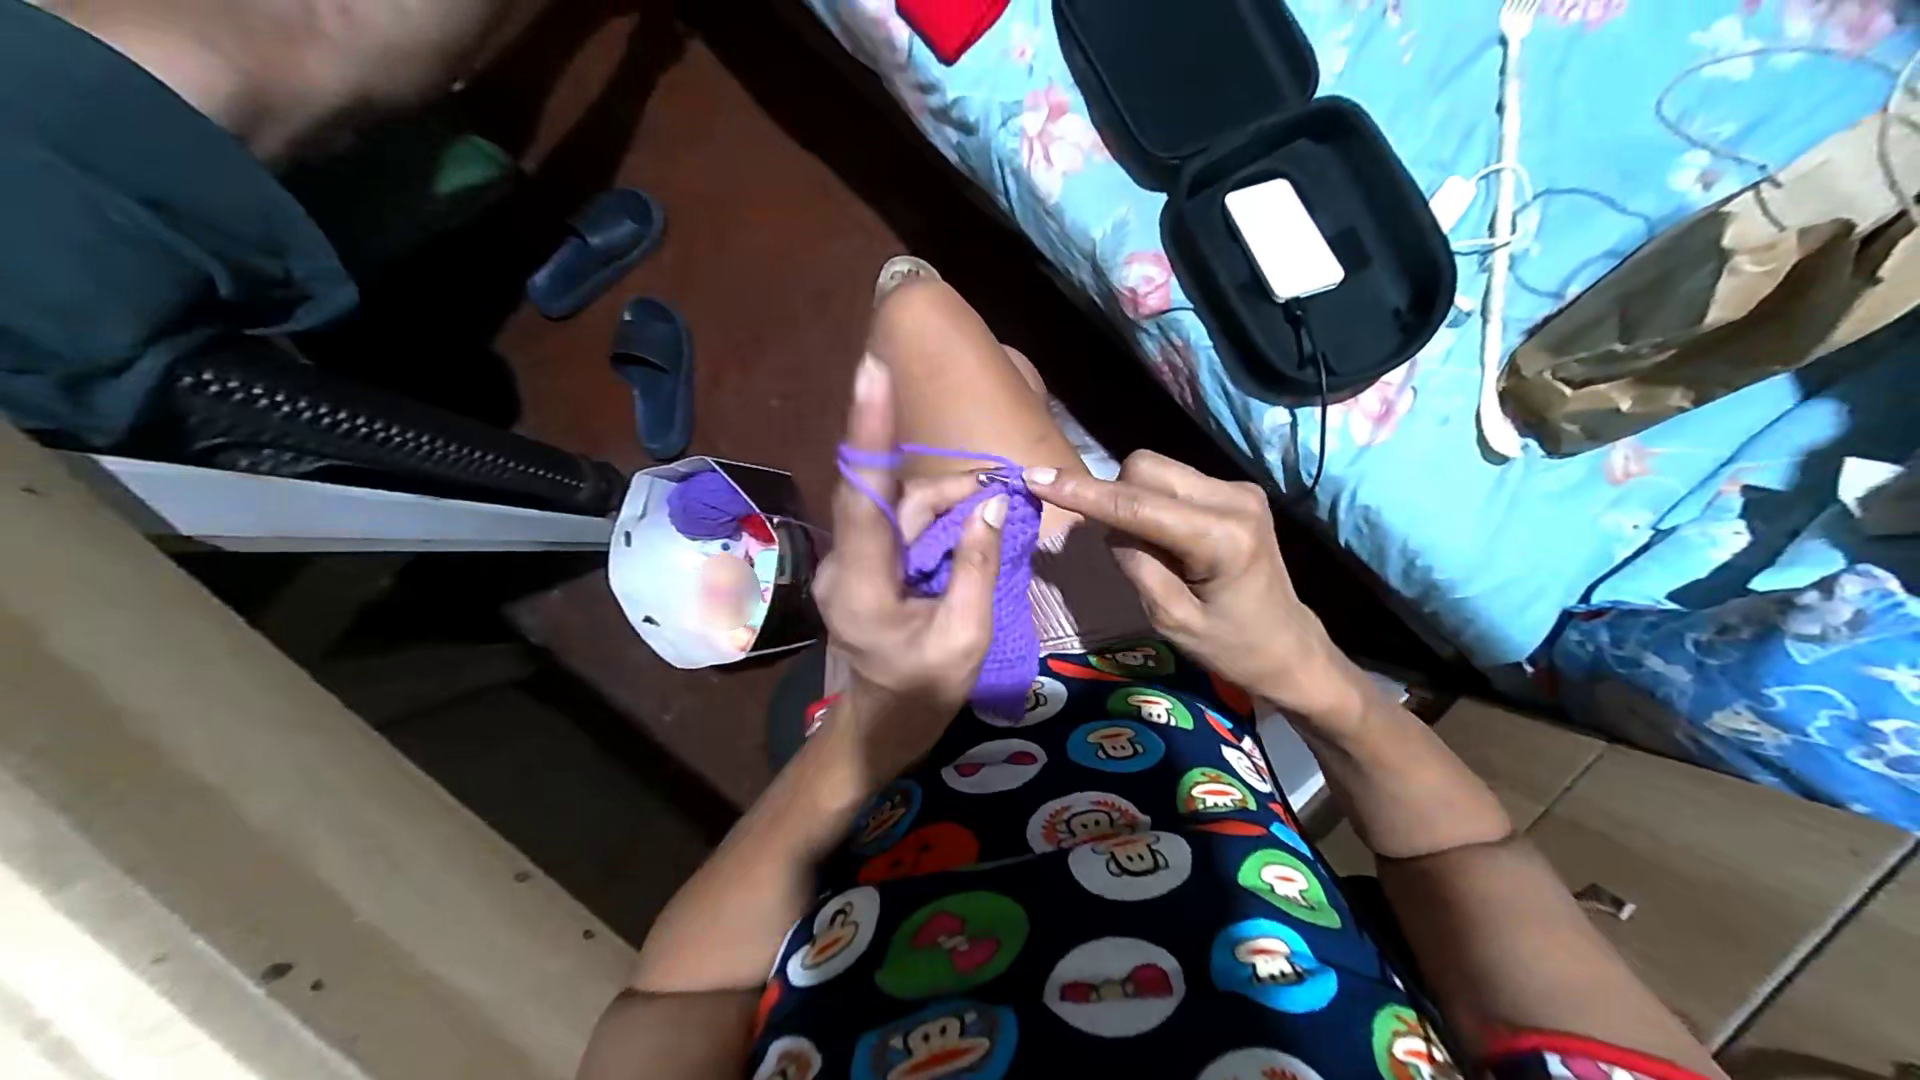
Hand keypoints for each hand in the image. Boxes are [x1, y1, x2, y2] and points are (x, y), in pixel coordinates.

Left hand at [811, 355, 1006, 784]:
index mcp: (864, 586)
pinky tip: (968, 528)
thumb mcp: (966, 638)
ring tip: (993, 510)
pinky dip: (936, 520)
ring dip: (947, 503)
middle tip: (1001, 487)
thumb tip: (994, 504)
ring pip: (899, 509)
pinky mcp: (862, 565)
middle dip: (948, 486)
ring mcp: (850, 563)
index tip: (871, 372)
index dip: (868, 431)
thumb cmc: (923, 693)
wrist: (880, 726)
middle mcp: (846, 563)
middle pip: (894, 497)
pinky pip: (899, 526)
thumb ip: (977, 567)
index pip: (863, 496)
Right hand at [1025, 451, 1366, 732]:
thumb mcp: (1170, 619)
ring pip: (1156, 469)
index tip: (1036, 478)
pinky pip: (1172, 481)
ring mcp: (1237, 490)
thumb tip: (1104, 524)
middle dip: (1114, 497)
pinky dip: (1152, 503)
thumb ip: (1133, 564)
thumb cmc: (1231, 647)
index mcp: (1221, 538)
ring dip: (1132, 501)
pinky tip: (1166, 541)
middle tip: (1118, 546)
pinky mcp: (1234, 492)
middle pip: (1144, 468)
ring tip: (1150, 550)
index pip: (1136, 505)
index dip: (1083, 492)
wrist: (1289, 648)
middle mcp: (1233, 498)